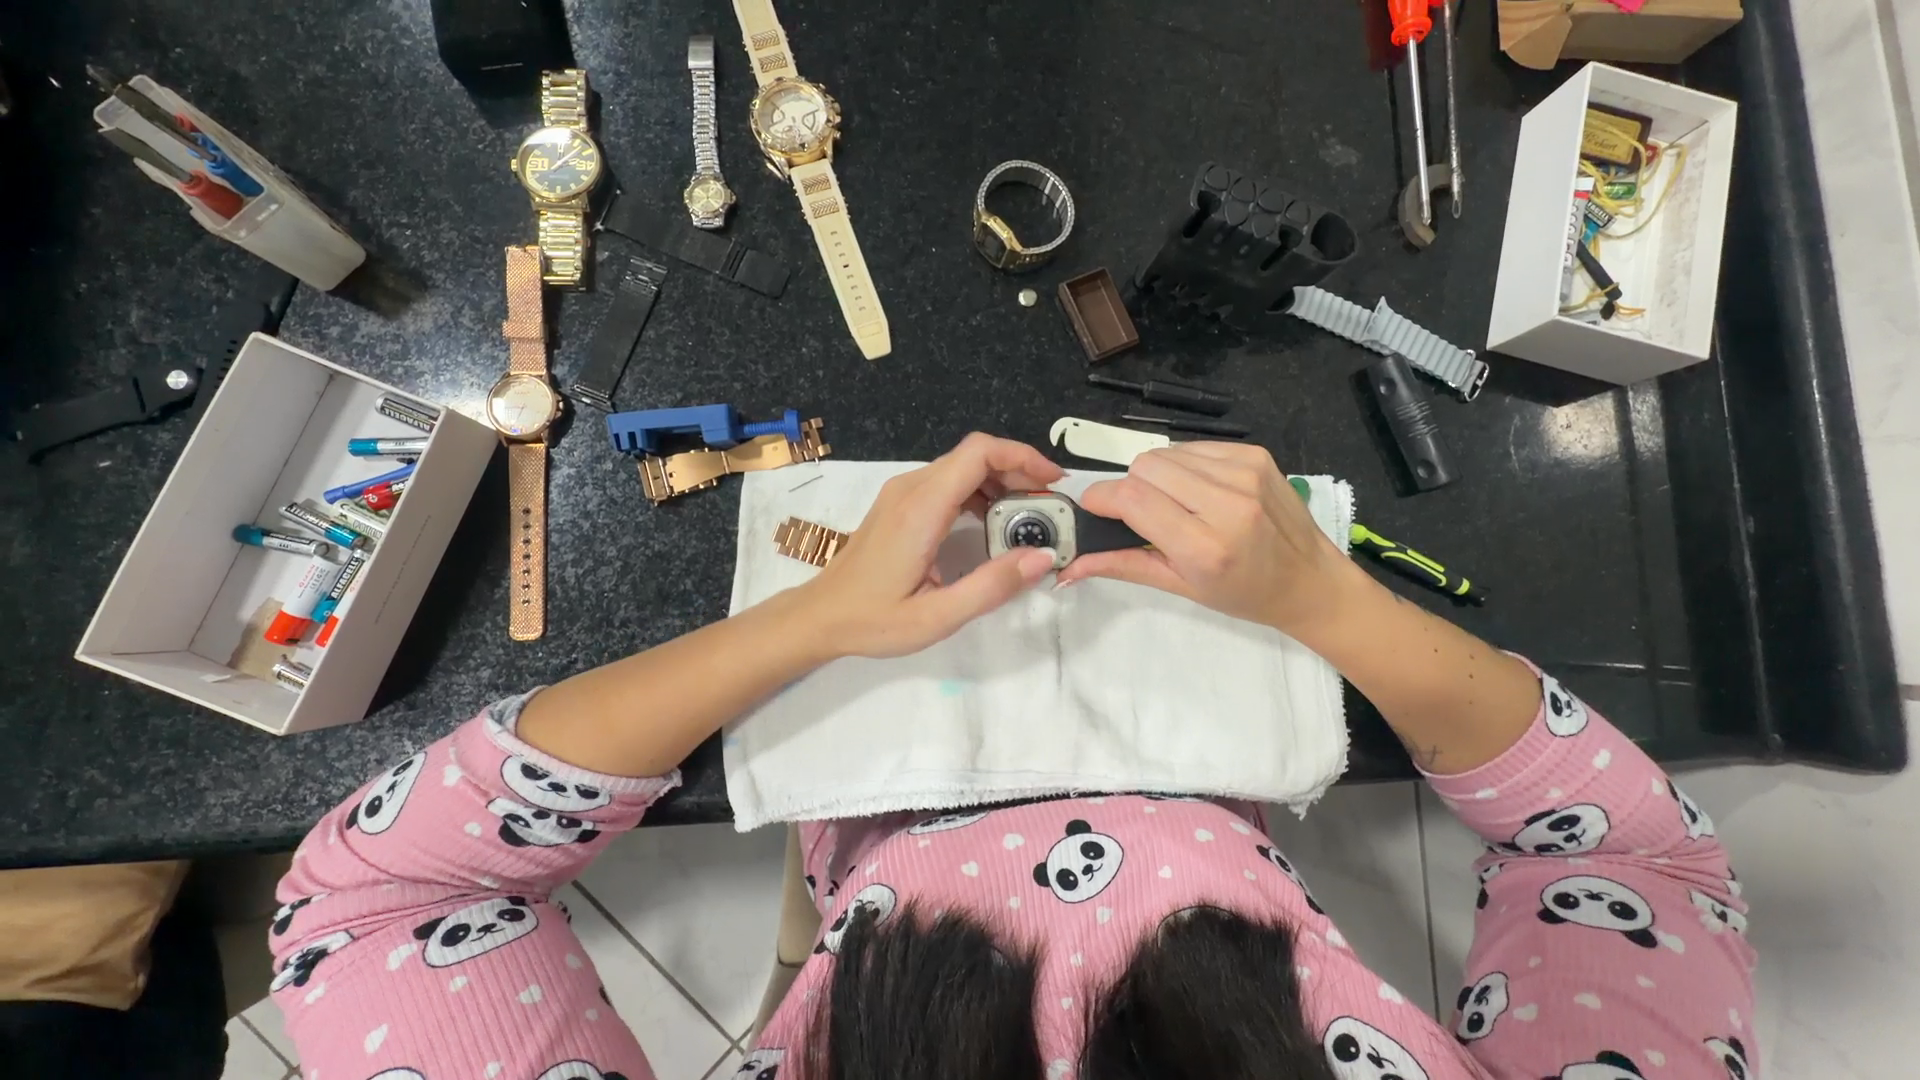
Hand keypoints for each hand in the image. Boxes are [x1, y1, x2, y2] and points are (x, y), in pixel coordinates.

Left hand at [795, 433, 1062, 657]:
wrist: (820, 616)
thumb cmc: (872, 620)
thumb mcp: (936, 617)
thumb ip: (991, 587)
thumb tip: (1041, 557)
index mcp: (921, 509)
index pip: (978, 453)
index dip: (1022, 457)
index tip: (1053, 482)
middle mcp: (911, 489)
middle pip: (974, 455)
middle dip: (1019, 472)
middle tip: (1048, 507)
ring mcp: (901, 494)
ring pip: (962, 466)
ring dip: (1000, 482)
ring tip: (1028, 517)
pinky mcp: (899, 504)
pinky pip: (947, 482)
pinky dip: (979, 492)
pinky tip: (993, 522)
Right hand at [1055, 443, 1356, 633]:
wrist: (1311, 580)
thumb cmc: (1244, 594)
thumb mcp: (1181, 587)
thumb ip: (1122, 566)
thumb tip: (1067, 567)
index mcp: (1205, 546)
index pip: (1133, 500)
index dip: (1102, 498)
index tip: (1093, 507)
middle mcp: (1226, 503)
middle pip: (1145, 467)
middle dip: (1132, 487)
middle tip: (1144, 514)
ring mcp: (1244, 473)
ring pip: (1166, 453)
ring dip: (1158, 476)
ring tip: (1176, 504)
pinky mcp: (1255, 454)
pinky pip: (1194, 447)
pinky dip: (1184, 466)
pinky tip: (1199, 491)